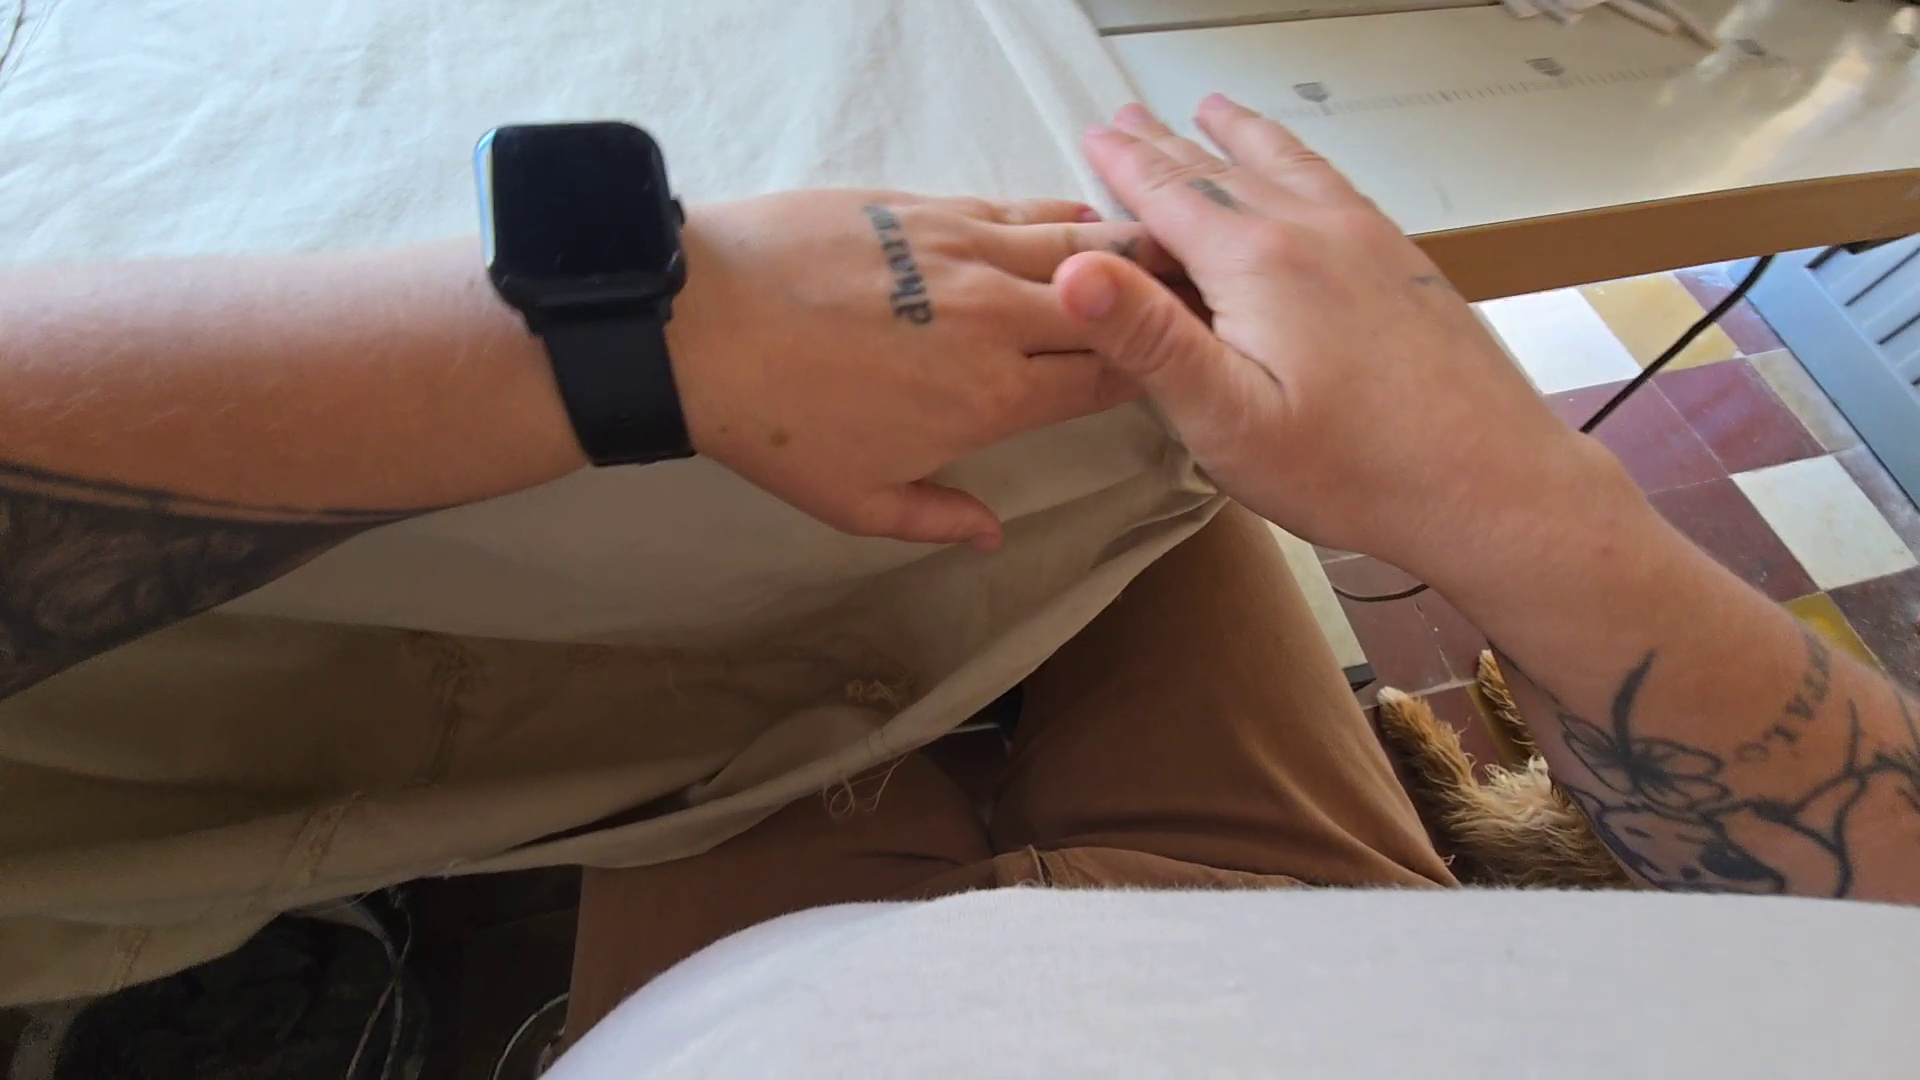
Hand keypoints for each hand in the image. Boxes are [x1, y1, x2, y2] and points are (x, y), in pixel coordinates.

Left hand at [666, 190, 1161, 549]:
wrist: (699, 329)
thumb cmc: (779, 428)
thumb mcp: (859, 504)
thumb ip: (938, 520)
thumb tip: (993, 536)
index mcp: (991, 400)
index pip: (1102, 380)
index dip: (1147, 373)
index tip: (1169, 370)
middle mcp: (996, 321)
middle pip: (1109, 309)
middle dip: (1161, 310)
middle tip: (1194, 307)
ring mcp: (964, 253)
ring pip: (1078, 246)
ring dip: (1126, 256)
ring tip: (1161, 257)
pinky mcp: (926, 207)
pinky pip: (1018, 208)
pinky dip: (1062, 219)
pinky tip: (1081, 222)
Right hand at [1052, 97, 1615, 574]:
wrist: (1486, 486)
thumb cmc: (1347, 467)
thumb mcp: (1224, 416)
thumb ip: (1148, 339)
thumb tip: (1075, 271)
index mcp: (1259, 265)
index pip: (1171, 197)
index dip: (1125, 166)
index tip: (1097, 135)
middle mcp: (1315, 232)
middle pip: (1222, 173)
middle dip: (1166, 145)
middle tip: (1130, 118)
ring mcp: (1366, 240)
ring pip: (1283, 168)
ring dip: (1236, 138)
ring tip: (1211, 111)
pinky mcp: (1400, 263)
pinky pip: (1332, 187)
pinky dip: (1296, 161)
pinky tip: (1298, 169)